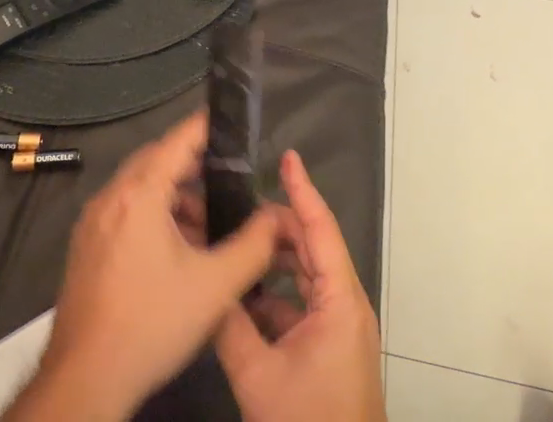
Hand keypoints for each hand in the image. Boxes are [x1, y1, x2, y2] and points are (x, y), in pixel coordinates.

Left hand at [14, 112, 283, 420]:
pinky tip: (178, 246)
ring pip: (138, 189)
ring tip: (210, 217)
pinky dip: (153, 214)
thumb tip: (275, 217)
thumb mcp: (216, 285)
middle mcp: (110, 199)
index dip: (205, 126)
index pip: (176, 141)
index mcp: (139, 195)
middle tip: (230, 172)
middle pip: (155, 161)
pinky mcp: (86, 248)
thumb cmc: (152, 322)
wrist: (86, 377)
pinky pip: (124, 212)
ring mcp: (92, 224)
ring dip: (173, 193)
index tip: (231, 118)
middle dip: (192, 163)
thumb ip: (253, 246)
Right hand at [215, 150, 385, 421]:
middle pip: (312, 247)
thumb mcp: (258, 373)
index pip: (319, 229)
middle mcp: (344, 303)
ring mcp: (339, 324)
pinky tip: (241, 297)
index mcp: (338, 299)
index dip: (302, 190)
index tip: (286, 157)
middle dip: (276, 226)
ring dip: (274, 262)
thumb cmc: (306, 419)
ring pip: (306, 275)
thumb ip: (230, 325)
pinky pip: (302, 303)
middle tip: (235, 210)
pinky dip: (275, 295)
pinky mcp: (329, 344)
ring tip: (233, 245)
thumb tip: (208, 285)